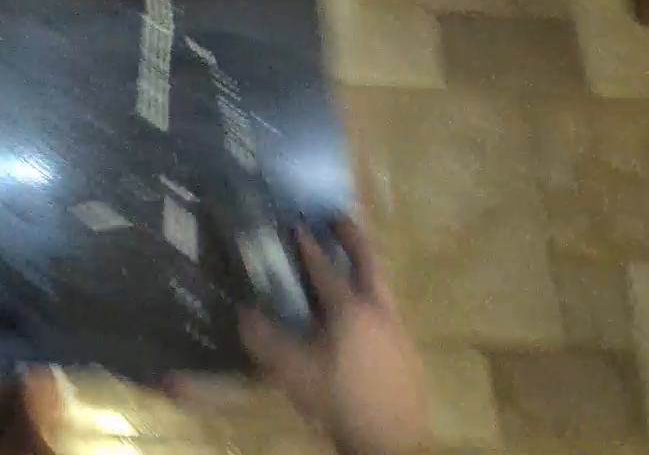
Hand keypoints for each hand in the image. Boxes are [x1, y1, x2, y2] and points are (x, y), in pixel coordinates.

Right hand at [237, 218, 431, 454]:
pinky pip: (385, 307)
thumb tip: (241, 310)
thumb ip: (262, 337)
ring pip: (381, 284)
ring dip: (363, 264)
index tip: (293, 221)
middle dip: (352, 236)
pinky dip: (369, 291)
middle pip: (368, 261)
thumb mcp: (290, 370)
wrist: (391, 446)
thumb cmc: (338, 399)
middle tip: (336, 217)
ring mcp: (397, 330)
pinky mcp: (406, 350)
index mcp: (349, 308)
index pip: (323, 265)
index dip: (306, 242)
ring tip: (344, 256)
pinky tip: (356, 306)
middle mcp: (377, 310)